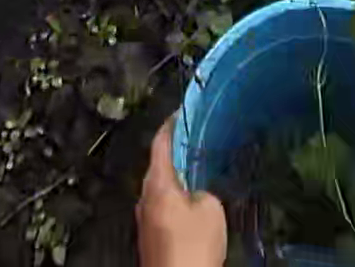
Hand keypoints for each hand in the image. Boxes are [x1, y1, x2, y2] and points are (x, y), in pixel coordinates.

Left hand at [138, 116, 225, 266]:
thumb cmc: (193, 244)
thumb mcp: (209, 208)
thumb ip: (202, 188)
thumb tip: (195, 191)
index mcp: (157, 181)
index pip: (160, 141)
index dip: (171, 123)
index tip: (183, 111)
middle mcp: (145, 195)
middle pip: (158, 164)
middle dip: (176, 151)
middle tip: (196, 140)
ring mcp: (144, 218)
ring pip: (159, 186)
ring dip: (175, 176)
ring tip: (197, 169)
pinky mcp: (149, 237)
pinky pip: (161, 206)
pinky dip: (174, 196)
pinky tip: (190, 202)